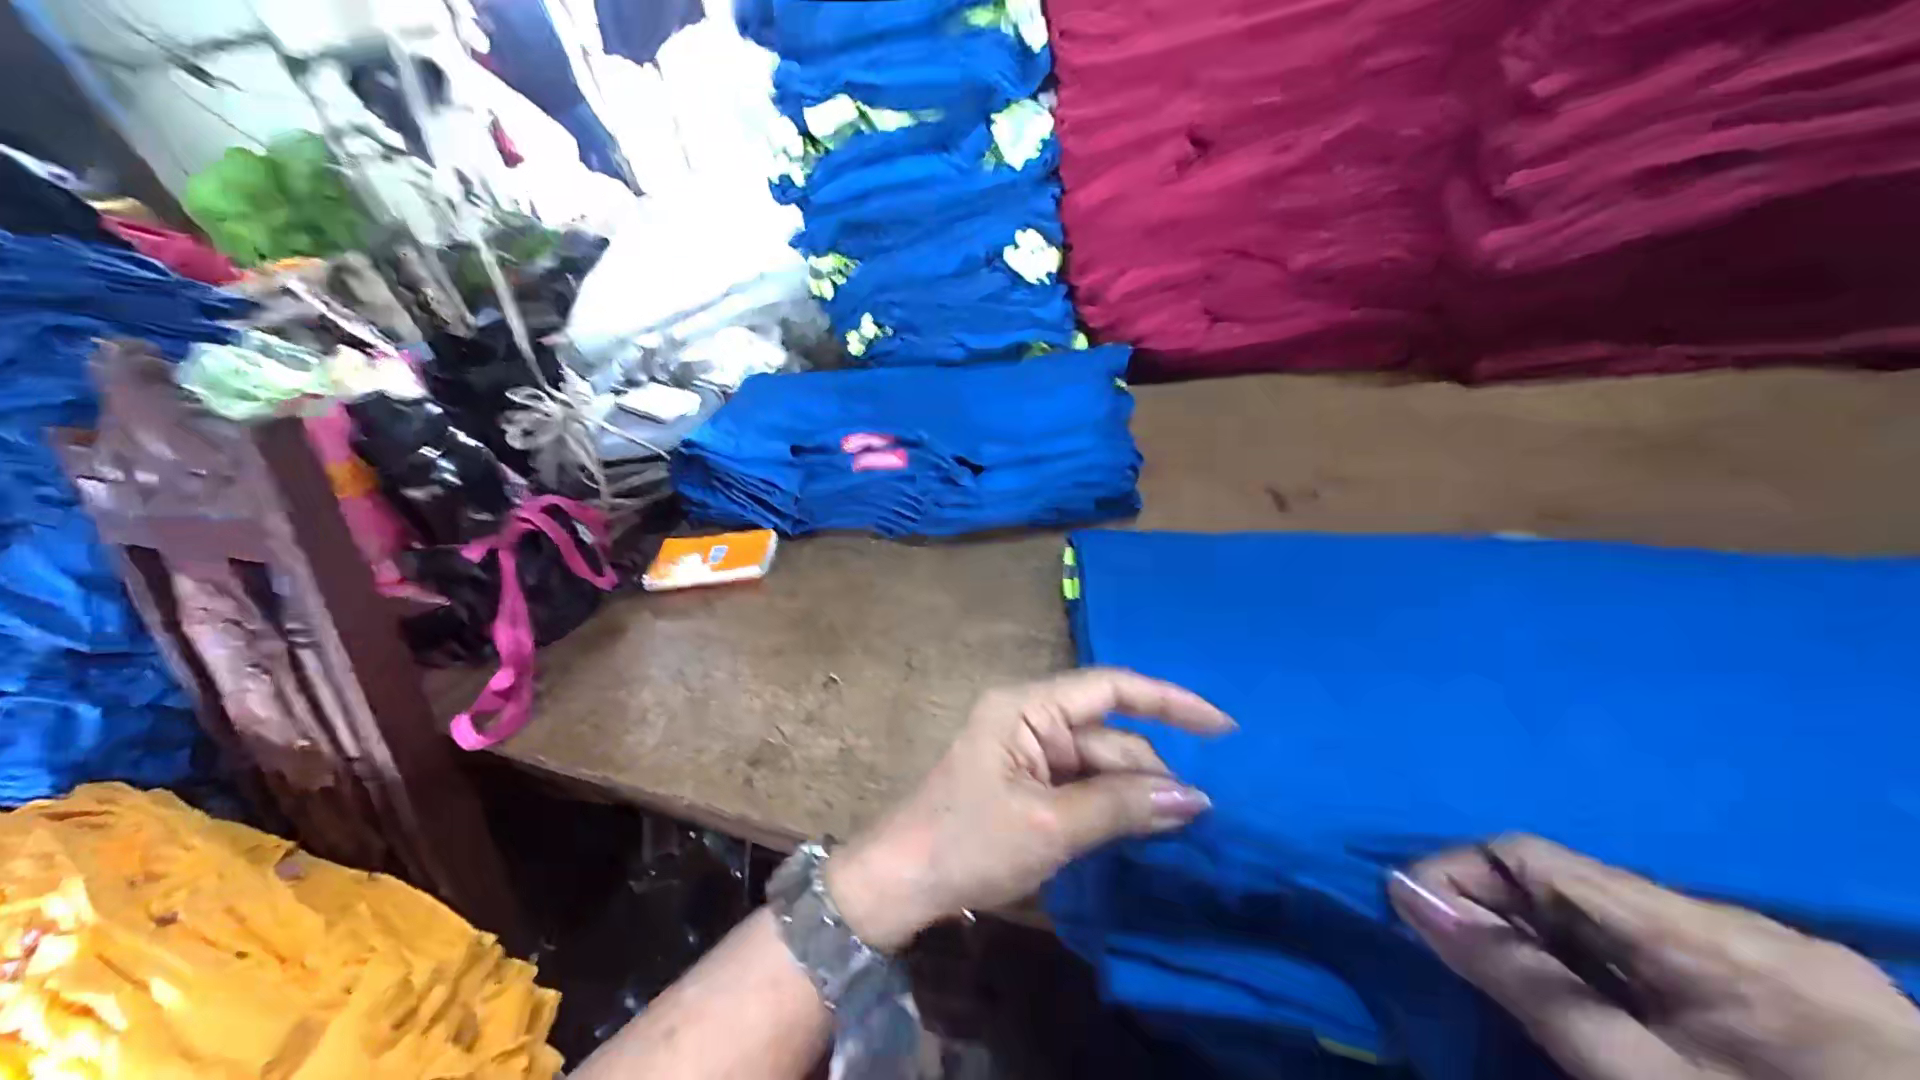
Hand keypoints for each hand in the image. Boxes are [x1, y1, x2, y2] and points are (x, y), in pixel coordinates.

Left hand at [824, 669, 1233, 950]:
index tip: (1222, 727)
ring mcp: (1026, 752)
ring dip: (1134, 794)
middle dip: (1151, 770)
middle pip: (1108, 734)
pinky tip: (1141, 829)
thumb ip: (1122, 806)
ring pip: (1098, 764)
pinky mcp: (1025, 783)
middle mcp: (1029, 719)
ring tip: (1178, 829)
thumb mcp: (1050, 826)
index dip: (1169, 701)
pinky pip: (1081, 785)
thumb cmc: (968, 844)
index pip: (1110, 687)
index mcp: (1026, 707)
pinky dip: (1111, 806)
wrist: (900, 884)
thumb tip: (1195, 798)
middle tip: (1199, 817)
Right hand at [1391, 836, 1919, 1079]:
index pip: (1534, 856)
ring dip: (1561, 946)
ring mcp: (1796, 963)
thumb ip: (1523, 982)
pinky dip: (1620, 972)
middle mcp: (1752, 928)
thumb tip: (1411, 894)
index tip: (1411, 916)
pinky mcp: (1820, 1000)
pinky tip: (1621, 1017)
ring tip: (1534, 997)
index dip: (1458, 874)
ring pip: (1628, 923)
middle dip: (1507, 917)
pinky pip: (1679, 956)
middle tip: (1463, 968)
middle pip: (1581, 887)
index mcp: (1709, 936)